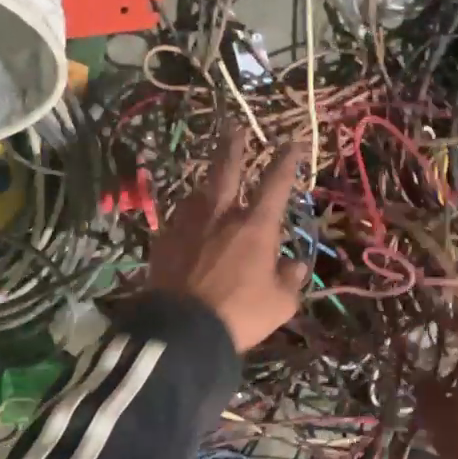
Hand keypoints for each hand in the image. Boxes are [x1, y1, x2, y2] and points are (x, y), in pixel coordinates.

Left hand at [148, 128, 308, 351]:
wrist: (182, 330)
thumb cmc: (240, 315)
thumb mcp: (280, 305)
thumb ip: (289, 281)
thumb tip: (295, 265)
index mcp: (255, 227)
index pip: (276, 184)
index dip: (286, 161)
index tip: (292, 142)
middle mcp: (220, 215)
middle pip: (227, 170)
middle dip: (233, 147)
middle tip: (234, 128)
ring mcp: (187, 225)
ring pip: (197, 194)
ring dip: (206, 186)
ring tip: (208, 186)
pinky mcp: (163, 241)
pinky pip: (177, 220)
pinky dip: (186, 218)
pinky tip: (185, 224)